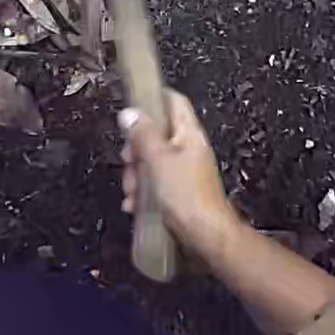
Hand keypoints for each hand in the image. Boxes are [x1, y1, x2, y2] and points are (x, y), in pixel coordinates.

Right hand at [119, 87, 241, 256]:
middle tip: (128, 162)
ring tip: (132, 192)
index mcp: (188, 132)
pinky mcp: (179, 190)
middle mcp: (188, 147)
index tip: (132, 106)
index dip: (154, 97)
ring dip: (136, 175)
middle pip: (156, 133)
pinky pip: (156, 182)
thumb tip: (129, 112)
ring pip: (152, 160)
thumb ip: (143, 135)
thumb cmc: (185, 195)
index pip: (174, 101)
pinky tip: (134, 205)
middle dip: (136, 149)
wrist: (206, 237)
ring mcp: (184, 169)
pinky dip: (143, 192)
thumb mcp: (158, 160)